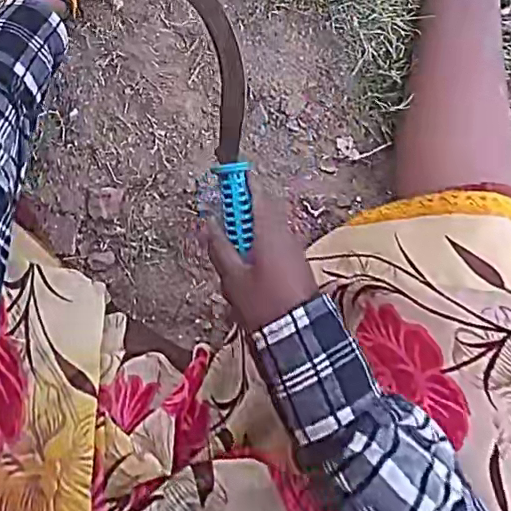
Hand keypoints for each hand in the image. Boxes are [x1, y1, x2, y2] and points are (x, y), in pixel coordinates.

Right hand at [203, 181, 319, 331]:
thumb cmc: (264, 303)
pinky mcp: (296, 262)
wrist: (301, 336)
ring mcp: (293, 247)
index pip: (255, 192)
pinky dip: (259, 246)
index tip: (225, 174)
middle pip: (260, 208)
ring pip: (266, 227)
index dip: (239, 180)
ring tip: (233, 256)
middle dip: (240, 213)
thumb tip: (209, 223)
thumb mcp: (232, 276)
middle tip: (223, 225)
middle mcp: (284, 233)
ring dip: (248, 232)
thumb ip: (219, 245)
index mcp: (269, 229)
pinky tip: (248, 270)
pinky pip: (274, 243)